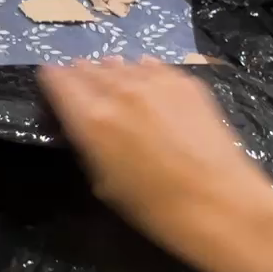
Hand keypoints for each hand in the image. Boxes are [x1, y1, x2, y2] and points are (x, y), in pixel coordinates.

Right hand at [38, 58, 272, 271]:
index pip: (55, 78)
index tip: (53, 91)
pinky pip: (151, 66)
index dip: (51, 83)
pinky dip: (142, 74)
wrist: (221, 203)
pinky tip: (145, 88)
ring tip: (115, 94)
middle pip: (87, 68)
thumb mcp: (103, 181)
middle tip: (83, 96)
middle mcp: (119, 89)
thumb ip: (85, 141)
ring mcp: (154, 80)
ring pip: (119, 63)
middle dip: (80, 78)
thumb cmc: (154, 208)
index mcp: (91, 117)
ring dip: (111, 75)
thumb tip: (77, 116)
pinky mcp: (185, 80)